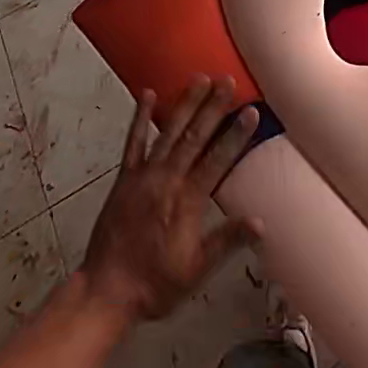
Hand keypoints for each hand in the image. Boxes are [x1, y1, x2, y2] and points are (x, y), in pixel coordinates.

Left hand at [79, 75, 260, 321]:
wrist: (107, 289)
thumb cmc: (156, 284)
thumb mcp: (196, 270)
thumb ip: (226, 242)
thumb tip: (260, 222)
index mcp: (187, 202)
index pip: (217, 161)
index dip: (236, 136)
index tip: (251, 111)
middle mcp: (166, 181)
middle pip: (194, 137)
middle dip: (212, 108)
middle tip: (227, 80)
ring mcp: (142, 175)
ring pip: (167, 132)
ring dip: (184, 104)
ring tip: (199, 78)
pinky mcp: (124, 177)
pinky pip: (133, 142)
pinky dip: (140, 117)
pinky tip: (147, 93)